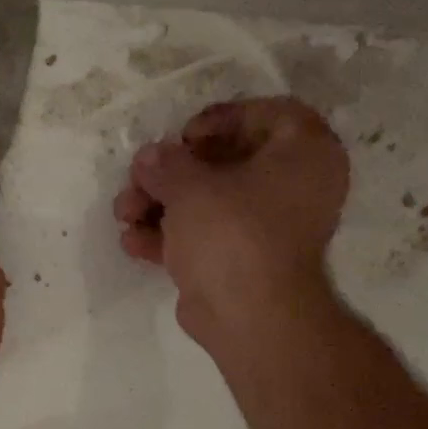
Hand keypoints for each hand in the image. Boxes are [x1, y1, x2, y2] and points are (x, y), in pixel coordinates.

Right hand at [113, 97, 349, 344]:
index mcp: (303, 152)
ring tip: (123, 214)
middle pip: (225, 163)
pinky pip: (201, 237)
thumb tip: (149, 156)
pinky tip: (132, 242)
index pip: (266, 115)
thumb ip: (167, 166)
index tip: (180, 136)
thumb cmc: (233, 234)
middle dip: (172, 173)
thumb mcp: (193, 189)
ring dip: (159, 206)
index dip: (219, 119)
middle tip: (137, 179)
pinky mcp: (238, 261)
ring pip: (206, 203)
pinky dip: (167, 236)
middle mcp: (291, 185)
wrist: (248, 313)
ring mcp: (264, 226)